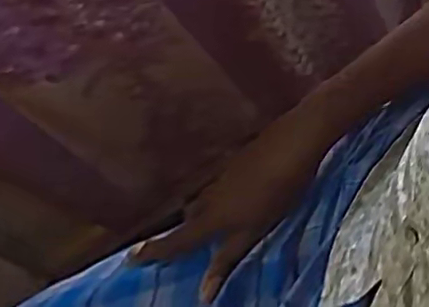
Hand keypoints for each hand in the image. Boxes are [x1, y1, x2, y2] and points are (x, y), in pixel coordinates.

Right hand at [131, 100, 341, 300]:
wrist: (298, 137)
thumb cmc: (279, 189)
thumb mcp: (254, 230)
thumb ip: (227, 259)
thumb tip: (202, 297)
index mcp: (211, 218)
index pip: (176, 241)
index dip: (154, 251)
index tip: (130, 257)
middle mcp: (212, 194)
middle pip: (190, 214)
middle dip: (184, 227)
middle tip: (179, 238)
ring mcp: (228, 170)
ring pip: (206, 194)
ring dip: (203, 206)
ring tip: (208, 215)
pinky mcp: (244, 154)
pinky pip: (224, 177)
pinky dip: (223, 187)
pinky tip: (237, 186)